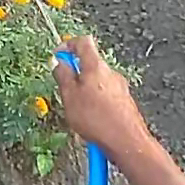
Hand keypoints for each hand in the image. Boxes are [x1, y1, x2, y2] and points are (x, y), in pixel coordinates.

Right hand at [52, 35, 159, 165]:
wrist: (126, 142)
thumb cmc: (97, 119)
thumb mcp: (69, 96)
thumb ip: (63, 75)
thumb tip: (58, 62)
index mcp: (96, 66)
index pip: (83, 42)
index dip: (67, 45)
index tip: (58, 56)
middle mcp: (110, 73)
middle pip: (89, 63)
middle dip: (75, 73)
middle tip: (65, 90)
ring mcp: (119, 87)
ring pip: (96, 81)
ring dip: (84, 90)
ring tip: (78, 110)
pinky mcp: (124, 101)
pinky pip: (105, 96)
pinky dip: (95, 102)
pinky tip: (91, 120)